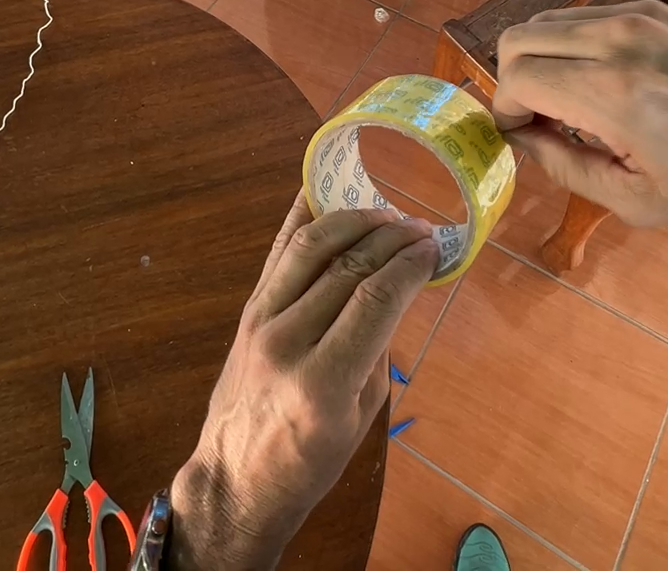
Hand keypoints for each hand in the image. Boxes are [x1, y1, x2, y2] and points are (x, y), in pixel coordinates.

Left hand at [170, 192, 437, 569]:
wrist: (234, 477)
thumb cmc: (309, 461)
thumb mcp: (361, 415)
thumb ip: (377, 346)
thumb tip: (395, 285)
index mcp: (323, 383)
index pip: (375, 301)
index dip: (409, 266)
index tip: (433, 248)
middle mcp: (287, 340)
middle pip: (348, 267)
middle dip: (390, 238)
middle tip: (420, 226)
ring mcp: (260, 318)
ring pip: (311, 246)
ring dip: (353, 220)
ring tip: (385, 212)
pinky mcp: (248, 307)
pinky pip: (278, 250)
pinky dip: (303, 216)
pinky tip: (325, 191)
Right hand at [491, 2, 667, 225]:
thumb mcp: (641, 200)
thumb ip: (566, 167)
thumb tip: (523, 137)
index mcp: (611, 92)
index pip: (515, 77)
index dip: (505, 110)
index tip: (524, 135)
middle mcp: (618, 39)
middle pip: (519, 37)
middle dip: (513, 80)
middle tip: (542, 119)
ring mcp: (641, 16)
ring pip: (549, 21)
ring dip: (543, 61)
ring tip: (577, 105)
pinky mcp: (660, 9)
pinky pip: (587, 18)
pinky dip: (574, 47)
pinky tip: (610, 85)